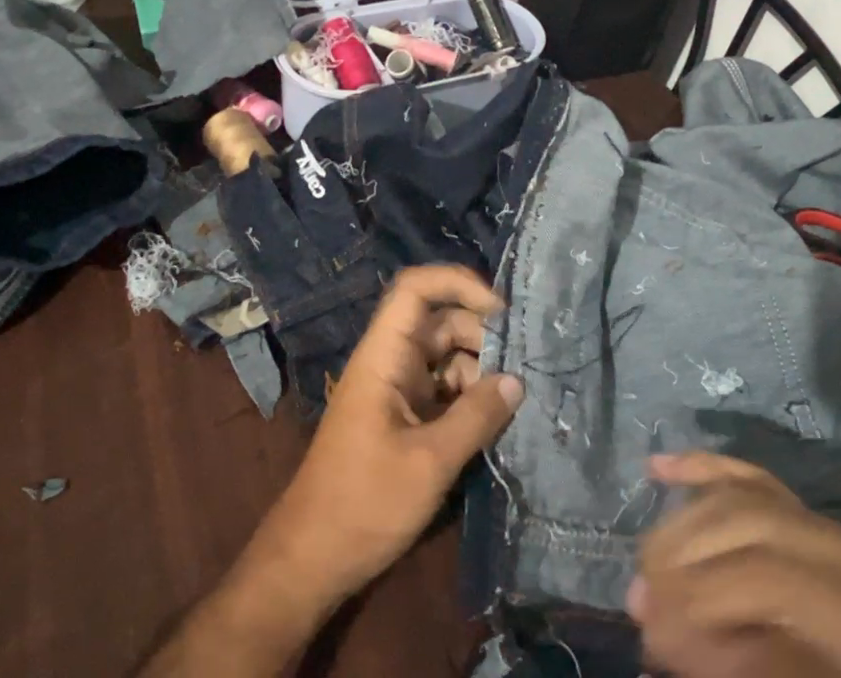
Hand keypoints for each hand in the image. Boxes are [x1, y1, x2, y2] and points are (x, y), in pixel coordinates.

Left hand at [141, 266, 523, 676]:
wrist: (314, 557)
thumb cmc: (365, 504)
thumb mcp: (430, 462)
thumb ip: (477, 416)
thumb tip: (516, 381)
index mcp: (382, 357)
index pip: (414, 289)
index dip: (458, 283)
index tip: (503, 312)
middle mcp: (388, 364)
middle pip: (439, 323)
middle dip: (483, 336)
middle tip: (527, 366)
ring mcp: (396, 393)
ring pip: (446, 358)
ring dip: (481, 371)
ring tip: (519, 400)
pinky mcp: (403, 421)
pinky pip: (443, 391)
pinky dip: (470, 398)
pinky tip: (499, 421)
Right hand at [629, 452, 840, 677]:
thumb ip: (746, 668)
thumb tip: (660, 628)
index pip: (766, 578)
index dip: (697, 600)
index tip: (652, 635)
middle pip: (753, 522)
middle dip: (683, 555)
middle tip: (641, 599)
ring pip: (757, 497)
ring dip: (690, 522)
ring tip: (649, 564)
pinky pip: (776, 493)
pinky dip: (715, 477)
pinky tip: (662, 469)